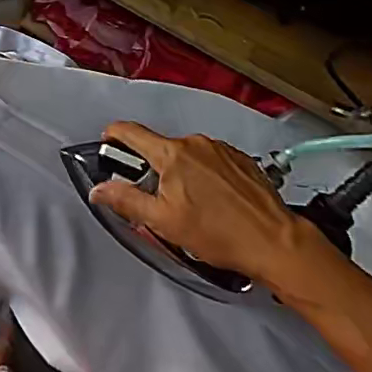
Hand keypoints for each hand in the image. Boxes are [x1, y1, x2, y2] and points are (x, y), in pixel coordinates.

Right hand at [90, 122, 324, 289]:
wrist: (270, 238)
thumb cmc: (221, 233)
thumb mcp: (163, 222)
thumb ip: (127, 200)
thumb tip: (102, 189)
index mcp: (174, 155)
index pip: (133, 133)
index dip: (116, 135)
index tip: (109, 139)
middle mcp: (198, 144)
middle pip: (162, 149)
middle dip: (154, 171)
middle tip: (158, 202)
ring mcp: (221, 149)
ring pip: (189, 157)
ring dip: (183, 176)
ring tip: (192, 209)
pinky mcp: (240, 159)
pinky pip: (212, 161)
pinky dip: (206, 177)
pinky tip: (213, 203)